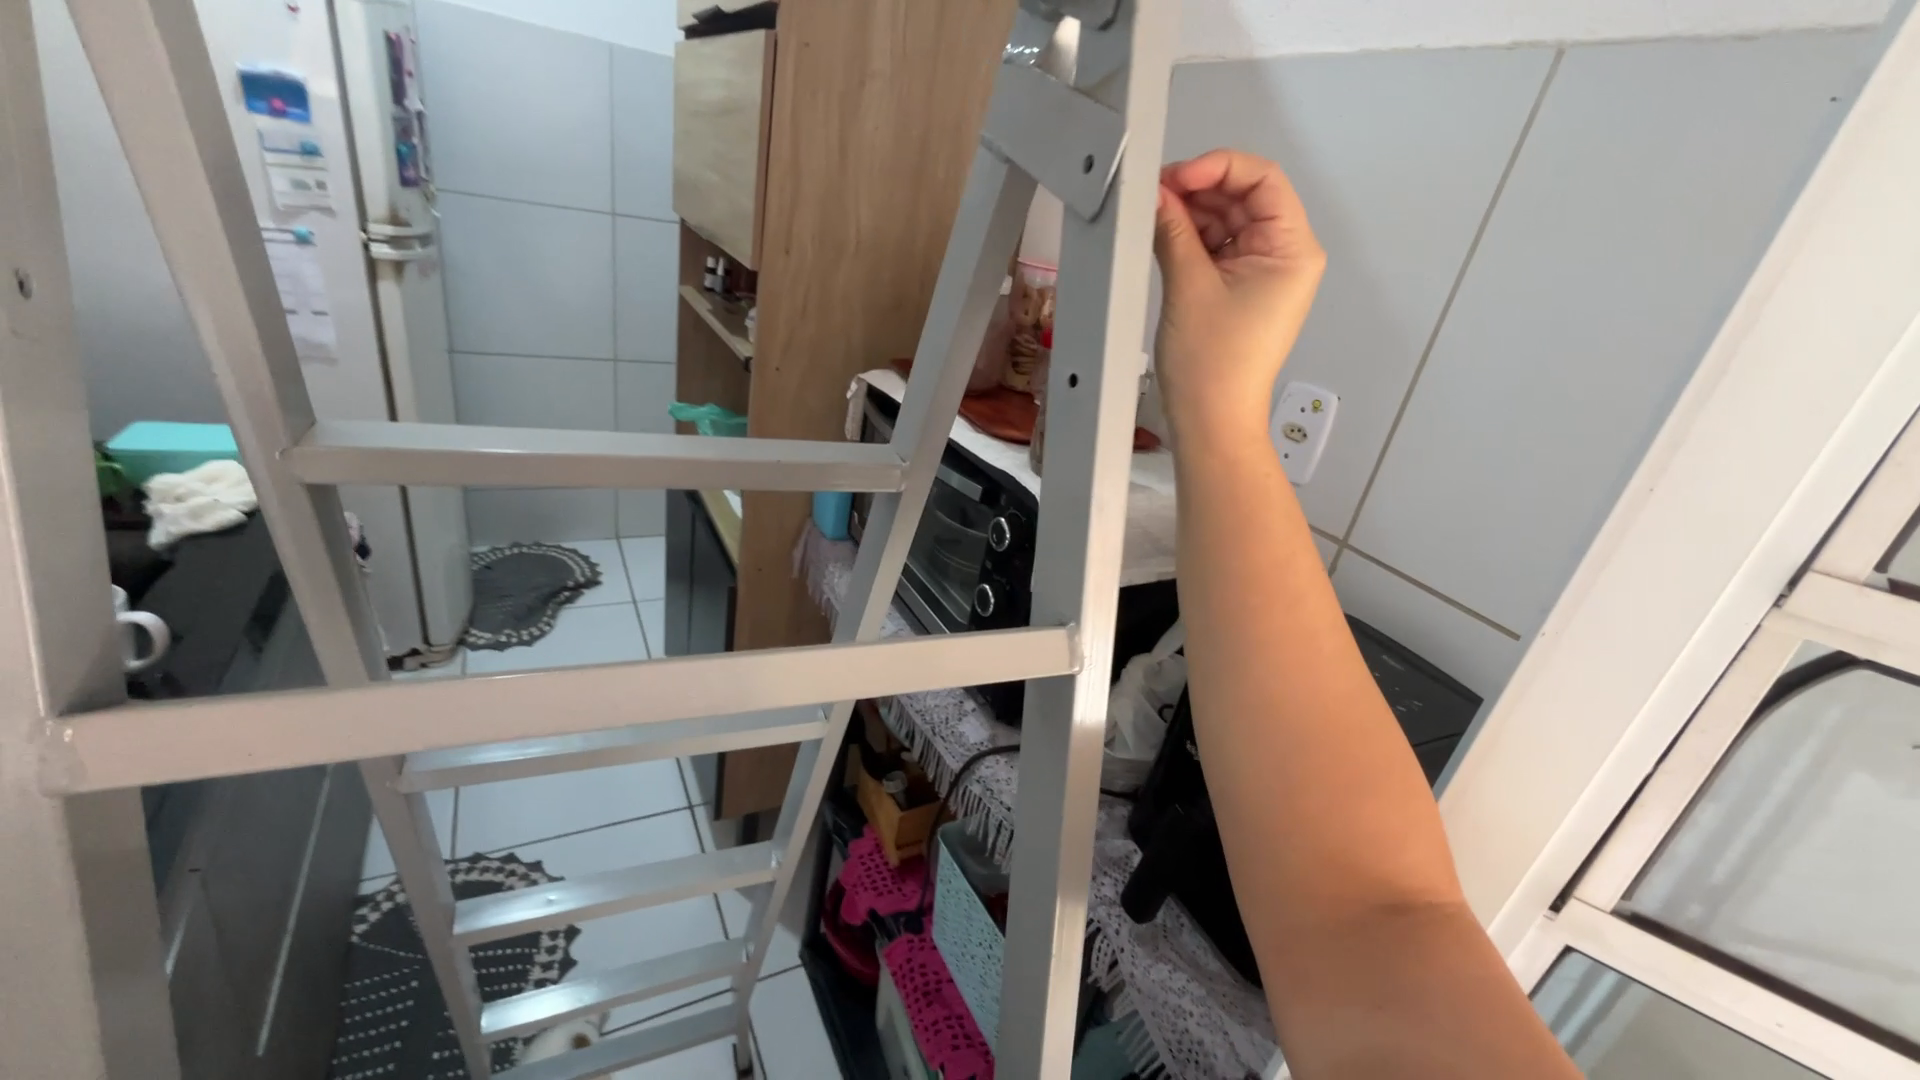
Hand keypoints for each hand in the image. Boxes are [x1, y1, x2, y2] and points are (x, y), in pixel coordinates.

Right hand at [1154, 150, 1325, 439]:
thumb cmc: (1213, 364)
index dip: (1218, 167)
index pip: (1263, 180)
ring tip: (1152, 218)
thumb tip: (1156, 192)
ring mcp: (1262, 272)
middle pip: (1245, 197)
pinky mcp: (1240, 289)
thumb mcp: (1189, 286)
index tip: (1176, 178)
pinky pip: (1218, 248)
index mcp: (1292, 249)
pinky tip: (1162, 236)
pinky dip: (1191, 239)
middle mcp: (1285, 255)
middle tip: (1154, 194)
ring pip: (1228, 221)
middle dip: (1200, 190)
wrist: (1211, 420)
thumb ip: (1173, 230)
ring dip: (1192, 214)